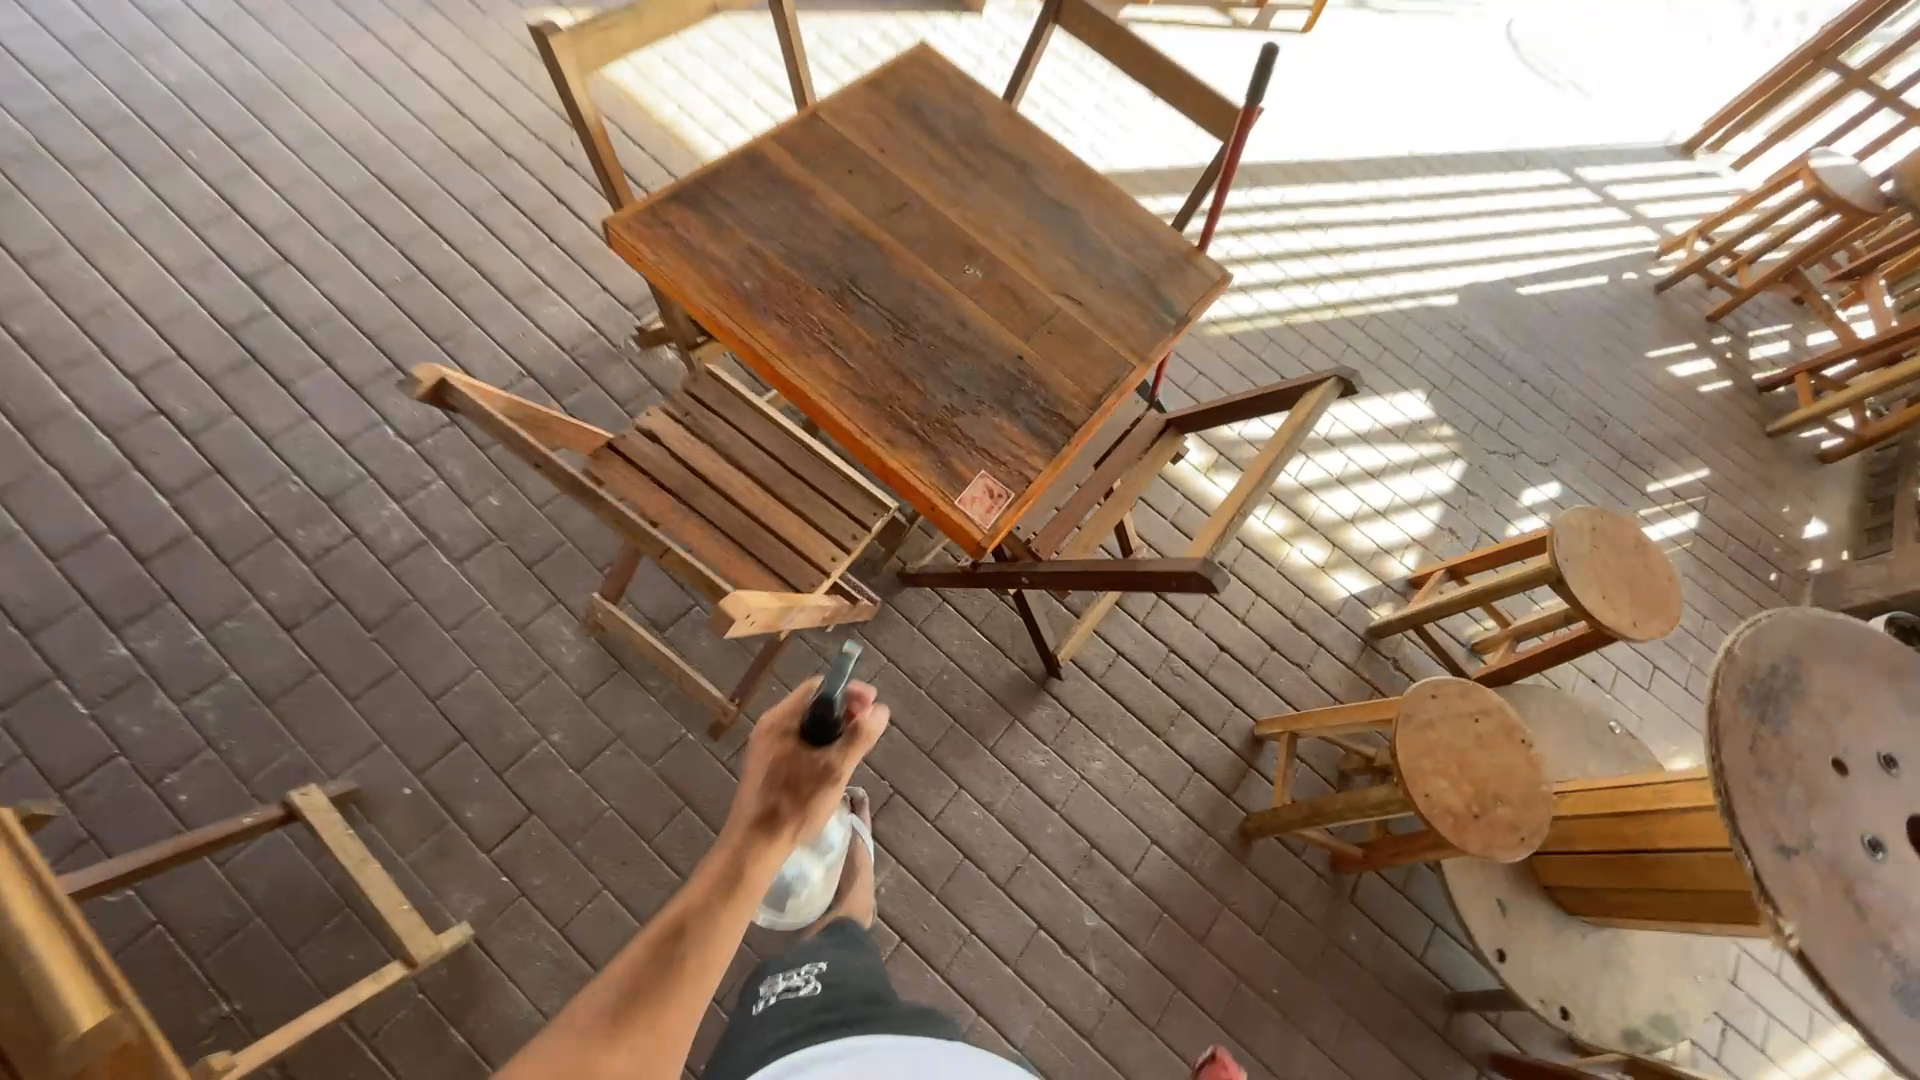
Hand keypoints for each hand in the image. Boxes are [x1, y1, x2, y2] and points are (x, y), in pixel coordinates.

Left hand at [723, 677, 888, 854]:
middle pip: (815, 706)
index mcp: (781, 719)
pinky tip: (831, 768)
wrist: (754, 846)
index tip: (872, 707)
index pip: (820, 687)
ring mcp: (766, 746)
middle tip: (866, 732)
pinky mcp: (767, 765)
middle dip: (845, 714)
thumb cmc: (794, 805)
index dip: (850, 692)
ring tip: (852, 751)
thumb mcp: (834, 770)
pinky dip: (819, 747)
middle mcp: (770, 726)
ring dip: (834, 733)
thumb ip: (859, 736)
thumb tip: (880, 709)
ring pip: (808, 727)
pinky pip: (798, 744)